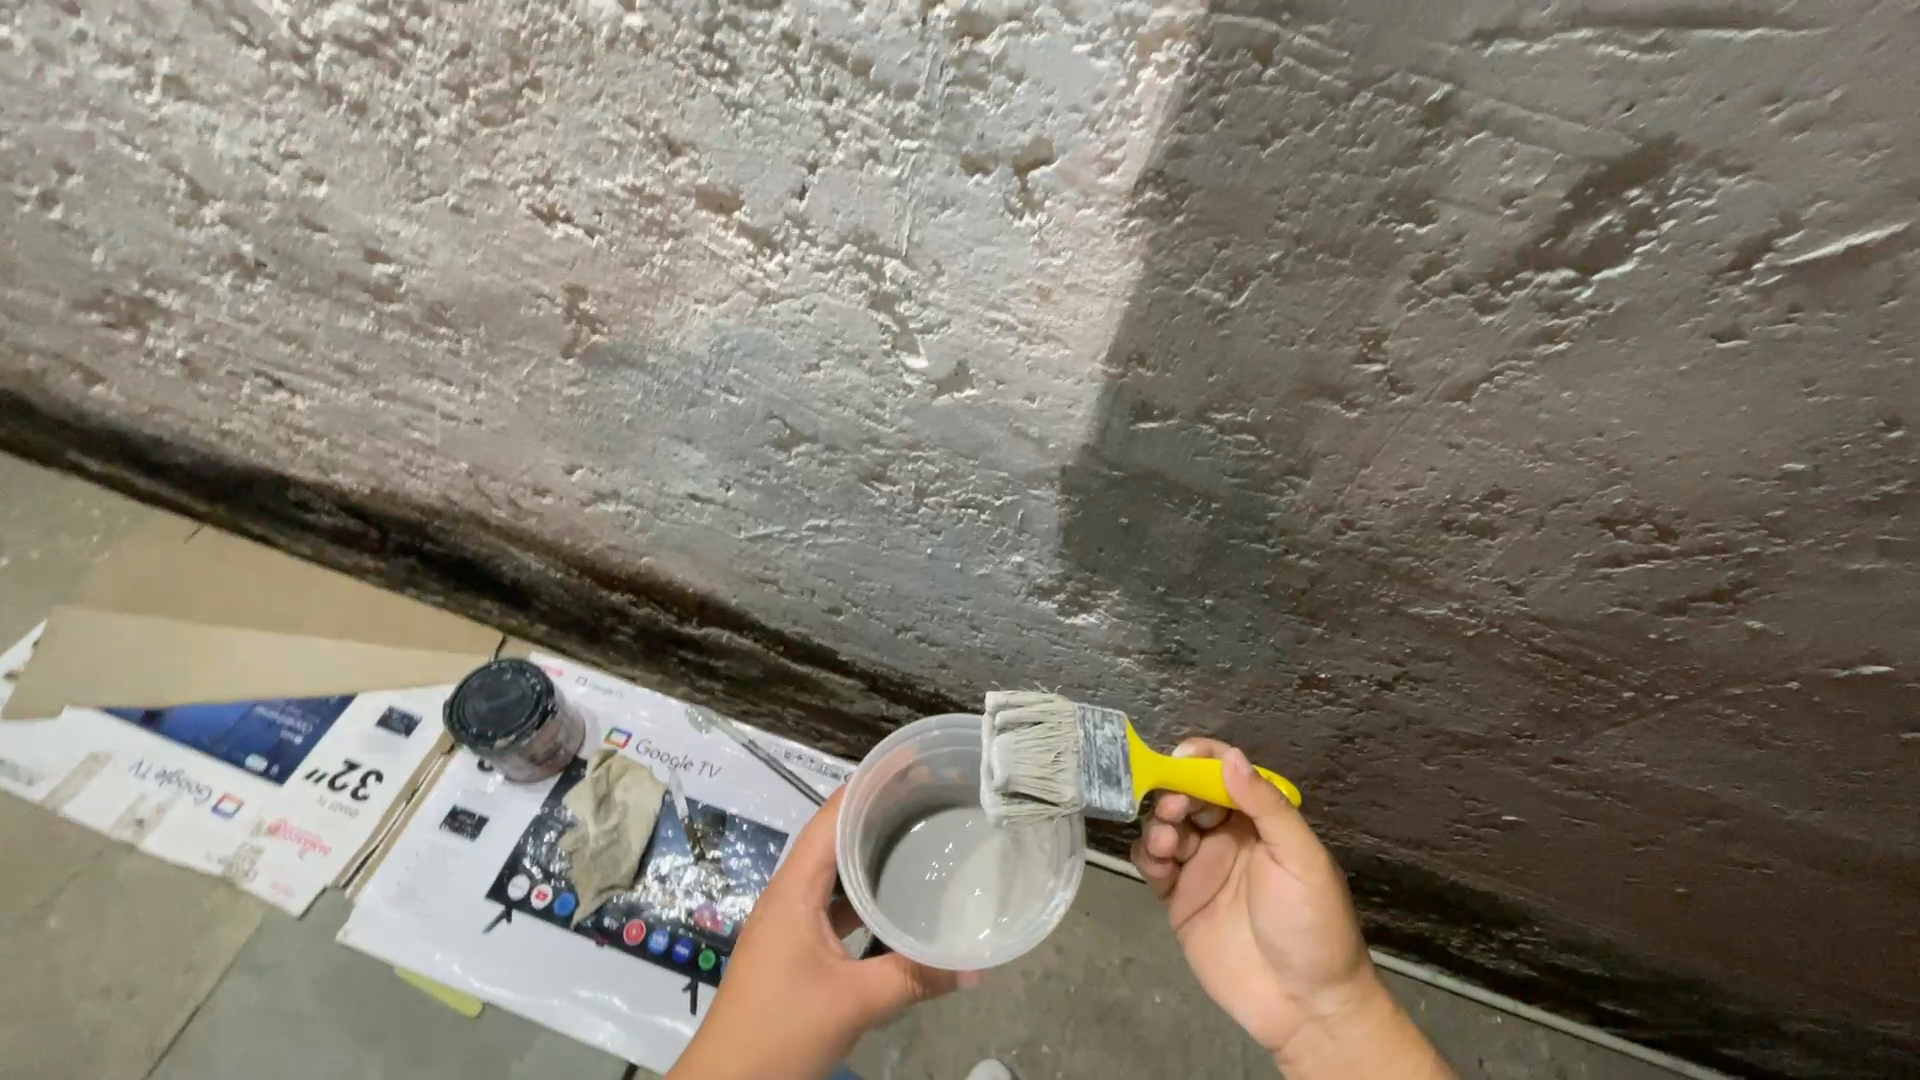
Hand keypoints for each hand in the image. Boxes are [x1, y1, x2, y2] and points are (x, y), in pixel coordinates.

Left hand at [667, 787, 973, 1079]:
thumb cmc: (779, 1031)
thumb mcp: (852, 1003)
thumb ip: (913, 979)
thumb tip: (975, 967)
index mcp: (794, 889)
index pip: (832, 817)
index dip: (869, 784)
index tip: (911, 763)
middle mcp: (789, 895)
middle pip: (834, 837)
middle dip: (877, 811)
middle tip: (929, 794)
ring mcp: (790, 922)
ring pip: (835, 873)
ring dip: (871, 853)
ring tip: (919, 834)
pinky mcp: (796, 949)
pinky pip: (835, 906)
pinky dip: (865, 895)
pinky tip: (896, 900)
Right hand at [1131, 740, 1377, 1055]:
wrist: (1305, 1007)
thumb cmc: (1313, 925)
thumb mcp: (1301, 859)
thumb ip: (1266, 806)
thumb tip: (1230, 756)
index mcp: (1260, 821)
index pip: (1225, 773)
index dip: (1202, 758)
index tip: (1181, 756)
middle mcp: (1227, 836)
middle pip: (1187, 794)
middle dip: (1173, 790)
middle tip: (1174, 807)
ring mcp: (1200, 867)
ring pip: (1166, 825)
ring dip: (1158, 822)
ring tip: (1167, 842)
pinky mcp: (1179, 898)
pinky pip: (1153, 864)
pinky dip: (1147, 854)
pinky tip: (1157, 863)